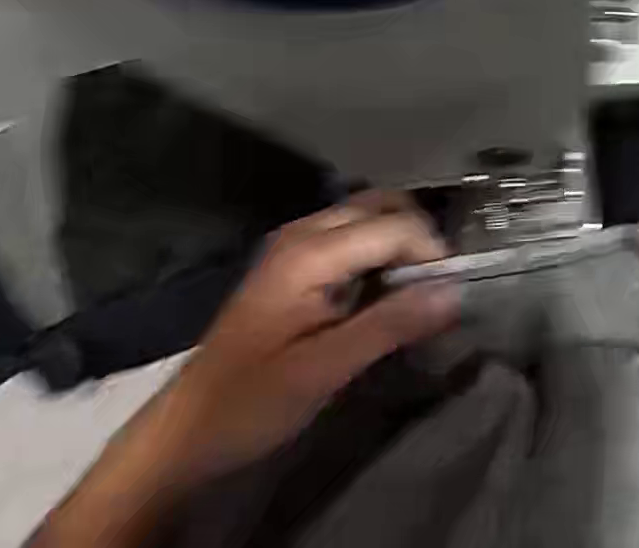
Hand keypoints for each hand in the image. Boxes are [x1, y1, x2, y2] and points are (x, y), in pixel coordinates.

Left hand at [34, 196, 457, 547]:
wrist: (183, 434)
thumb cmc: (250, 402)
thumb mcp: (325, 370)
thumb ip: (391, 324)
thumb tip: (456, 292)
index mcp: (309, 252)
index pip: (395, 226)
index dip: (431, 253)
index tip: (447, 292)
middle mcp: (303, 231)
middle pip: (384, 204)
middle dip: (419, 235)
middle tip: (435, 280)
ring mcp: (296, 241)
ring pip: (370, 212)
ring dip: (402, 238)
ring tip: (416, 282)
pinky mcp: (296, 258)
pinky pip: (355, 230)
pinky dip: (382, 246)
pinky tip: (385, 284)